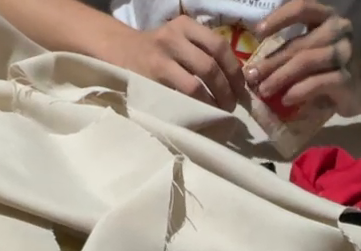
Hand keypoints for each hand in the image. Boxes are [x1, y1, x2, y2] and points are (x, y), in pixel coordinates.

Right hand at [108, 16, 246, 109]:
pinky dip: (195, 109)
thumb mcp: (179, 40)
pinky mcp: (152, 82)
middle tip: (232, 105)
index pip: (219, 45)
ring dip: (213, 102)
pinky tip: (202, 115)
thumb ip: (202, 51)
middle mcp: (174, 38)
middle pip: (210, 65)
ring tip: (219, 112)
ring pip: (196, 85)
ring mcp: (161, 60)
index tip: (241, 88)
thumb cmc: (157, 51)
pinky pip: (180, 99)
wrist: (119, 51)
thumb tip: (233, 80)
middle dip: (226, 89)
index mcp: (185, 25)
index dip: (234, 69)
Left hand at [246, 0, 360, 114]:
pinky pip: (317, 82)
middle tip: (252, 76)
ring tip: (264, 90)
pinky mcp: (346, 78)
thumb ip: (290, 53)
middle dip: (272, 61)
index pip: (302, 7)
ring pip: (306, 62)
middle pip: (299, 43)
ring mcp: (345, 53)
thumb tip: (255, 69)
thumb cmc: (330, 70)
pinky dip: (299, 91)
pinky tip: (286, 100)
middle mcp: (339, 29)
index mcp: (328, 17)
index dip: (279, 18)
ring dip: (281, 77)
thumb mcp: (310, 53)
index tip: (258, 32)